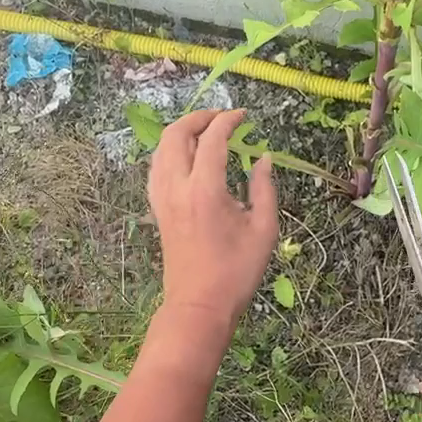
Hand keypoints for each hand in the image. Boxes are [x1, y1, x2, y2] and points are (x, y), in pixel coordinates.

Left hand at [147, 110, 277, 333]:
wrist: (199, 305)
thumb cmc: (237, 271)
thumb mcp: (264, 228)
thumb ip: (264, 188)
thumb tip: (263, 158)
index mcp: (205, 190)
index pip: (212, 139)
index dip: (228, 121)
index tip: (244, 116)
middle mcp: (177, 187)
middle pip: (176, 134)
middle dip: (199, 118)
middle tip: (222, 118)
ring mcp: (162, 198)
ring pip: (161, 148)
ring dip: (182, 132)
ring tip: (206, 131)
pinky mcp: (157, 208)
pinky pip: (157, 167)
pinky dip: (170, 151)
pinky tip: (187, 156)